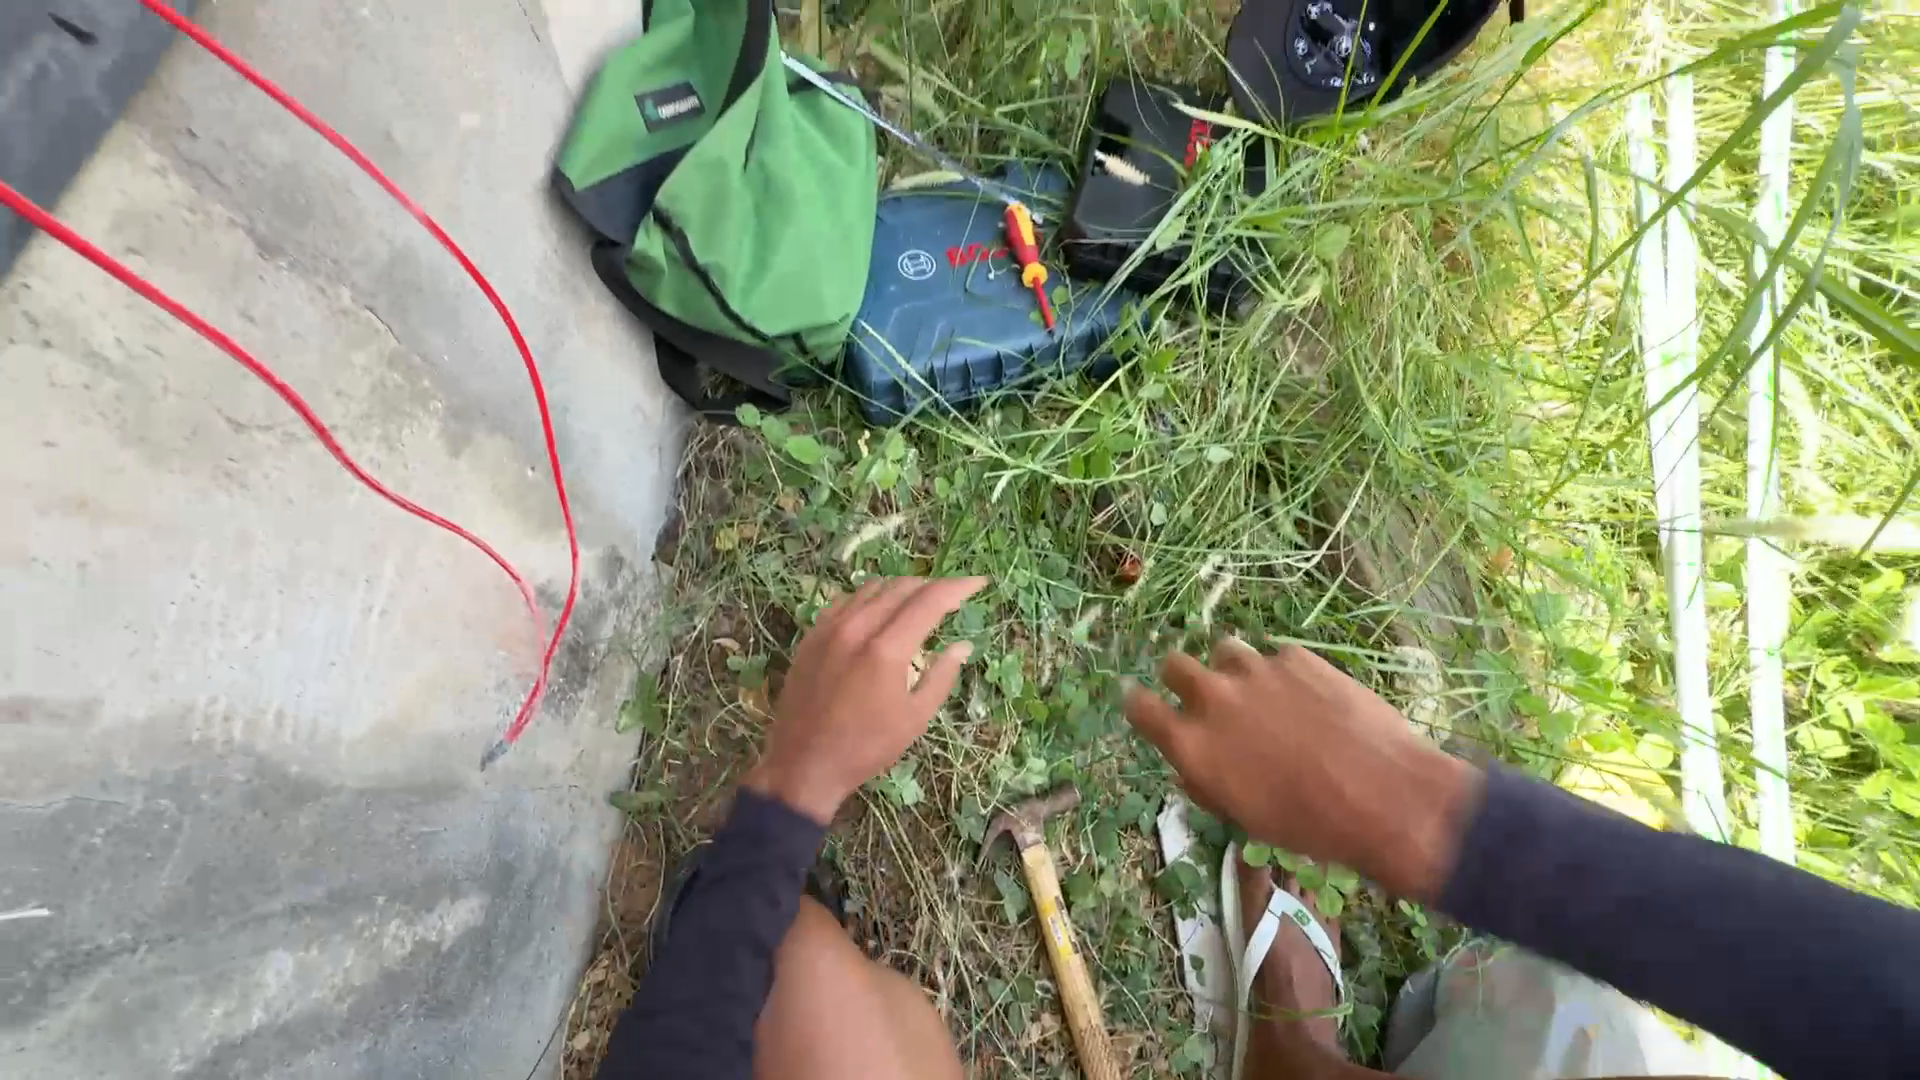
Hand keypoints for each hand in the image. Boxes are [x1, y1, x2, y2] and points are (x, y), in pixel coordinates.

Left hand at [742, 576, 987, 824]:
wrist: (803, 764)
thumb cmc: (866, 747)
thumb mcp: (914, 718)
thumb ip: (942, 676)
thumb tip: (963, 645)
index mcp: (886, 650)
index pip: (929, 601)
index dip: (957, 587)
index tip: (978, 582)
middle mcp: (857, 628)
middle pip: (901, 587)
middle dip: (932, 585)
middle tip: (952, 596)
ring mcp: (830, 628)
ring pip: (872, 588)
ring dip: (901, 588)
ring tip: (918, 601)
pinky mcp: (812, 635)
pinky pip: (846, 601)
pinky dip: (870, 598)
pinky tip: (878, 611)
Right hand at [1123, 638, 1480, 899]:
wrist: (1386, 798)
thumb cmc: (1309, 824)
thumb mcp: (1242, 814)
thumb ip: (1205, 779)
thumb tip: (1193, 762)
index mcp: (1192, 744)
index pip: (1140, 706)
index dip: (1137, 702)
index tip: (1142, 701)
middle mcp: (1213, 698)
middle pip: (1174, 664)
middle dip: (1181, 677)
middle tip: (1206, 694)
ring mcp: (1255, 671)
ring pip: (1225, 651)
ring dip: (1233, 670)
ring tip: (1261, 691)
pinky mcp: (1296, 657)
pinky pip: (1276, 657)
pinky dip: (1283, 674)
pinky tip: (1310, 698)